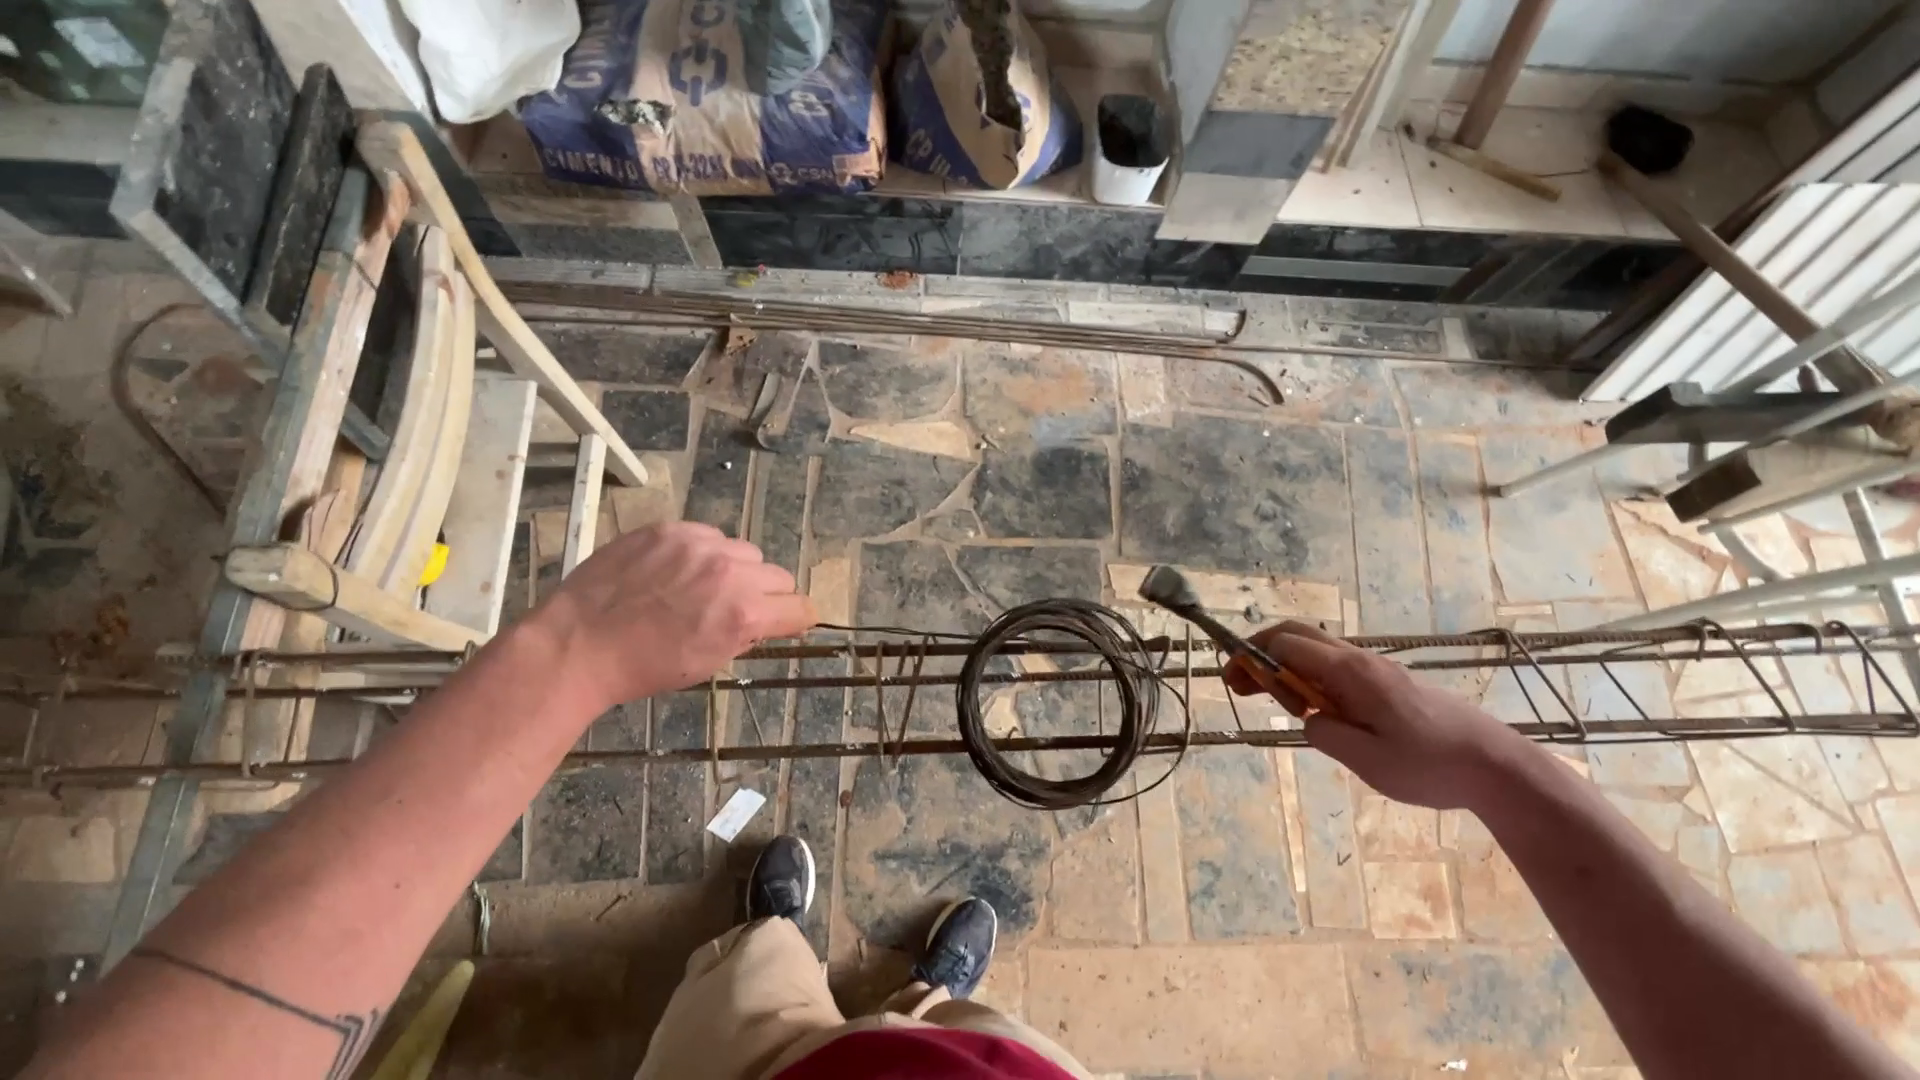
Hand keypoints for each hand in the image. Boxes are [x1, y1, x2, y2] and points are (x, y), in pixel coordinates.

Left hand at [528, 522, 815, 711]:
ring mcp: (698, 545)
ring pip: (743, 551)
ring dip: (734, 569)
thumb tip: (764, 620)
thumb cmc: (644, 667)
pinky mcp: (669, 529)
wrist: (579, 644)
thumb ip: (746, 635)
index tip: (786, 622)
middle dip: (765, 594)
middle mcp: (730, 572)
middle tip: (735, 608)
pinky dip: (701, 552)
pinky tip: (674, 572)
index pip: (800, 606)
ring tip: (700, 587)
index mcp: (745, 613)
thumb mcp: (708, 663)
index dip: (795, 618)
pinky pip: (707, 535)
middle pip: (777, 575)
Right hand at [1224, 621, 1528, 809]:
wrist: (1497, 766)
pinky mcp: (1389, 682)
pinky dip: (1310, 677)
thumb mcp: (1367, 761)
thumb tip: (1307, 718)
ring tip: (1277, 704)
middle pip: (1299, 635)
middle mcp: (1362, 660)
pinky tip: (1315, 710)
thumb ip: (1325, 734)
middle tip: (1243, 686)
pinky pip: (1336, 666)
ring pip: (1317, 649)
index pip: (1287, 645)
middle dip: (1262, 653)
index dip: (1252, 658)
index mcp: (1352, 673)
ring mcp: (1377, 669)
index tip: (1234, 684)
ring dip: (1286, 667)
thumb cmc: (1430, 765)